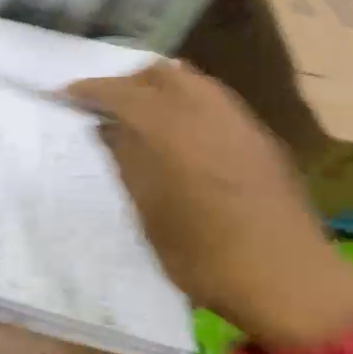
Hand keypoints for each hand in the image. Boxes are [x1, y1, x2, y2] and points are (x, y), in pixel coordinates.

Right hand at [67, 61, 352, 351]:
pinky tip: (178, 133)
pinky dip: (187, 102)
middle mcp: (207, 112)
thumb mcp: (148, 212)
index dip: (90, 90)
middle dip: (127, 81)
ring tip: (138, 116)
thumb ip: (127, 161)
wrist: (287, 279)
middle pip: (161, 73)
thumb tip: (109, 129)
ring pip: (193, 81)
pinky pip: (214, 100)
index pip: (122, 92)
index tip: (65, 96)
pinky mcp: (259, 138)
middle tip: (103, 105)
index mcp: (172, 129)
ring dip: (160, 88)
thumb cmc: (203, 254)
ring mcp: (239, 122)